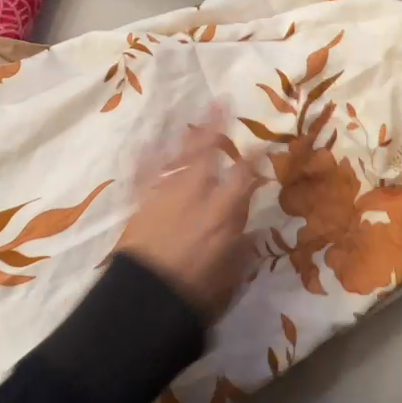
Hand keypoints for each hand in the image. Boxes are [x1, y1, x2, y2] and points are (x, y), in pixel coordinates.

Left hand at [117, 123, 258, 322]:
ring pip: (177, 156)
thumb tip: (249, 230)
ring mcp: (164, 195)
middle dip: (215, 126)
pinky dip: (144, 155)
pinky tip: (143, 141)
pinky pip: (143, 172)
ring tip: (190, 115)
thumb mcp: (230, 274)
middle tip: (221, 101)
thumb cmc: (195, 294)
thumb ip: (241, 247)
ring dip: (184, 135)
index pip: (244, 176)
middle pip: (207, 153)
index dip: (253, 157)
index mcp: (222, 212)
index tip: (261, 142)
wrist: (144, 301)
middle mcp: (195, 195)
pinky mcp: (140, 203)